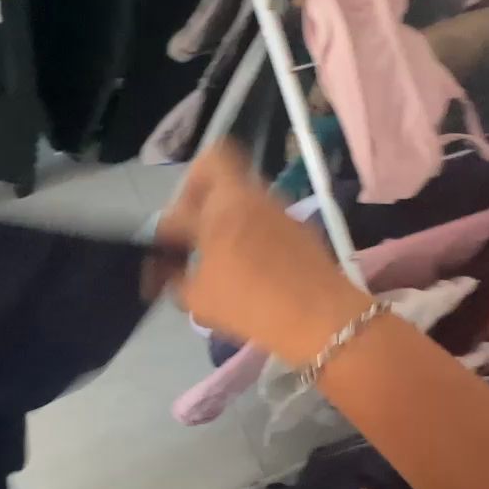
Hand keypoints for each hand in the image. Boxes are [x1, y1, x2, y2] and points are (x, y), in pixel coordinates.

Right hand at [155, 142, 372, 366]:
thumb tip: (166, 269)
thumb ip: (173, 278)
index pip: (179, 197)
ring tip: (217, 256)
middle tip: (191, 231)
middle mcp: (249, 194)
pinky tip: (246, 267)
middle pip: (216, 169)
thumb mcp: (197, 298)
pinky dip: (246, 231)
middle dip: (196, 194)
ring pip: (240, 194)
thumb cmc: (250, 303)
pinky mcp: (297, 226)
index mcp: (219, 205)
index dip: (166, 221)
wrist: (321, 319)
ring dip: (223, 215)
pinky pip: (261, 216)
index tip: (168, 249)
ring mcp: (278, 207)